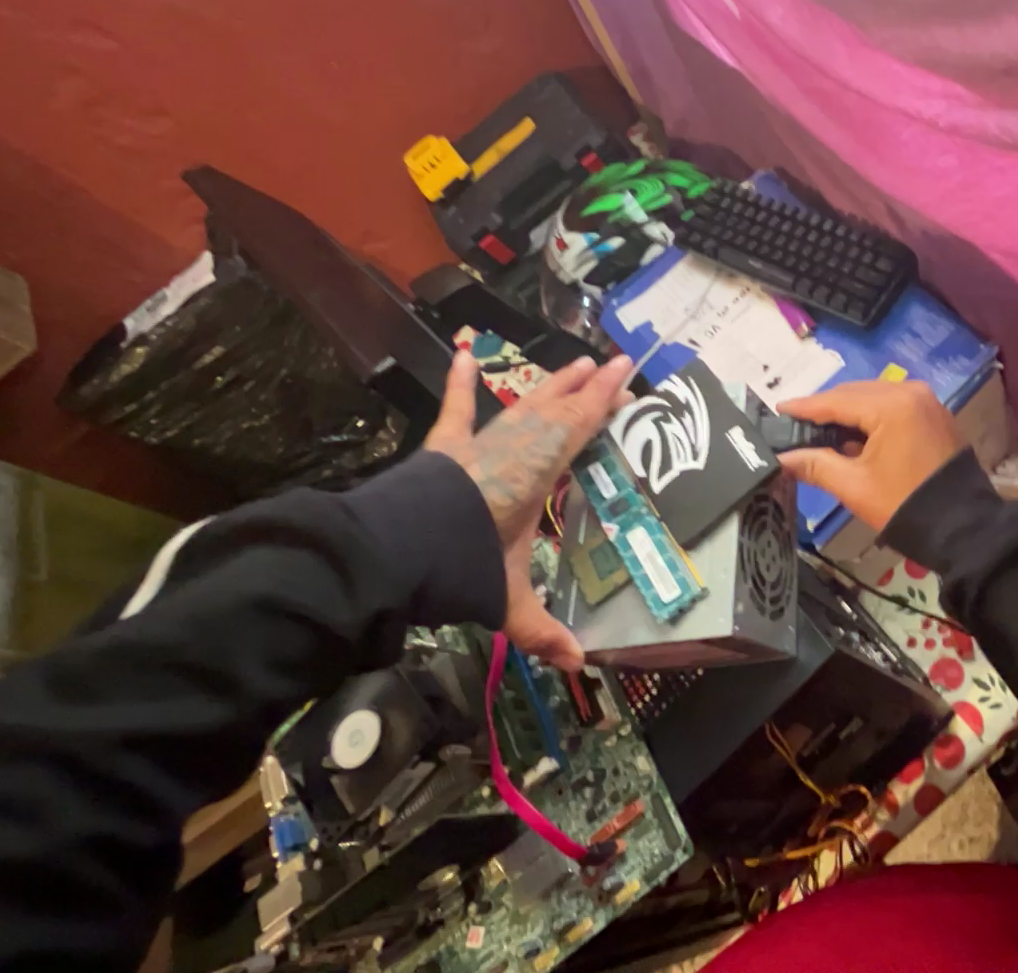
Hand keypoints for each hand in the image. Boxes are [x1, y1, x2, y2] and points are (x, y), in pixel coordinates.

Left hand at [424, 350, 633, 669]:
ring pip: (522, 405)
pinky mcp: (446, 447)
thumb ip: (541, 632)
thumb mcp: (507, 602)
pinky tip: (465, 352)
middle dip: (587, 386)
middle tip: (612, 363)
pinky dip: (461, 382)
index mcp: (538, 475)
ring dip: (551, 384)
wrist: (389, 552)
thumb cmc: (460, 567)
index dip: (604, 401)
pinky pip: (458, 410)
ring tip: (575, 362)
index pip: (579, 427)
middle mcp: (514, 449)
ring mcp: (480, 444)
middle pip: (557, 409)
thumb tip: (580, 665)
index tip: (627, 378)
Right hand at [776, 380, 963, 532]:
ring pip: (873, 398)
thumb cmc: (904, 506)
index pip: (836, 401)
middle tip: (794, 425)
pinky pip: (893, 406)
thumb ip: (815, 465)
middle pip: (855, 394)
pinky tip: (852, 435)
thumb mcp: (854, 486)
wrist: (961, 528)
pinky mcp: (933, 414)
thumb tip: (782, 458)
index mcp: (891, 405)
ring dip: (847, 413)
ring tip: (819, 432)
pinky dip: (870, 417)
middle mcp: (910, 392)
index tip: (777, 410)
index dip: (804, 408)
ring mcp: (926, 401)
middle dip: (825, 410)